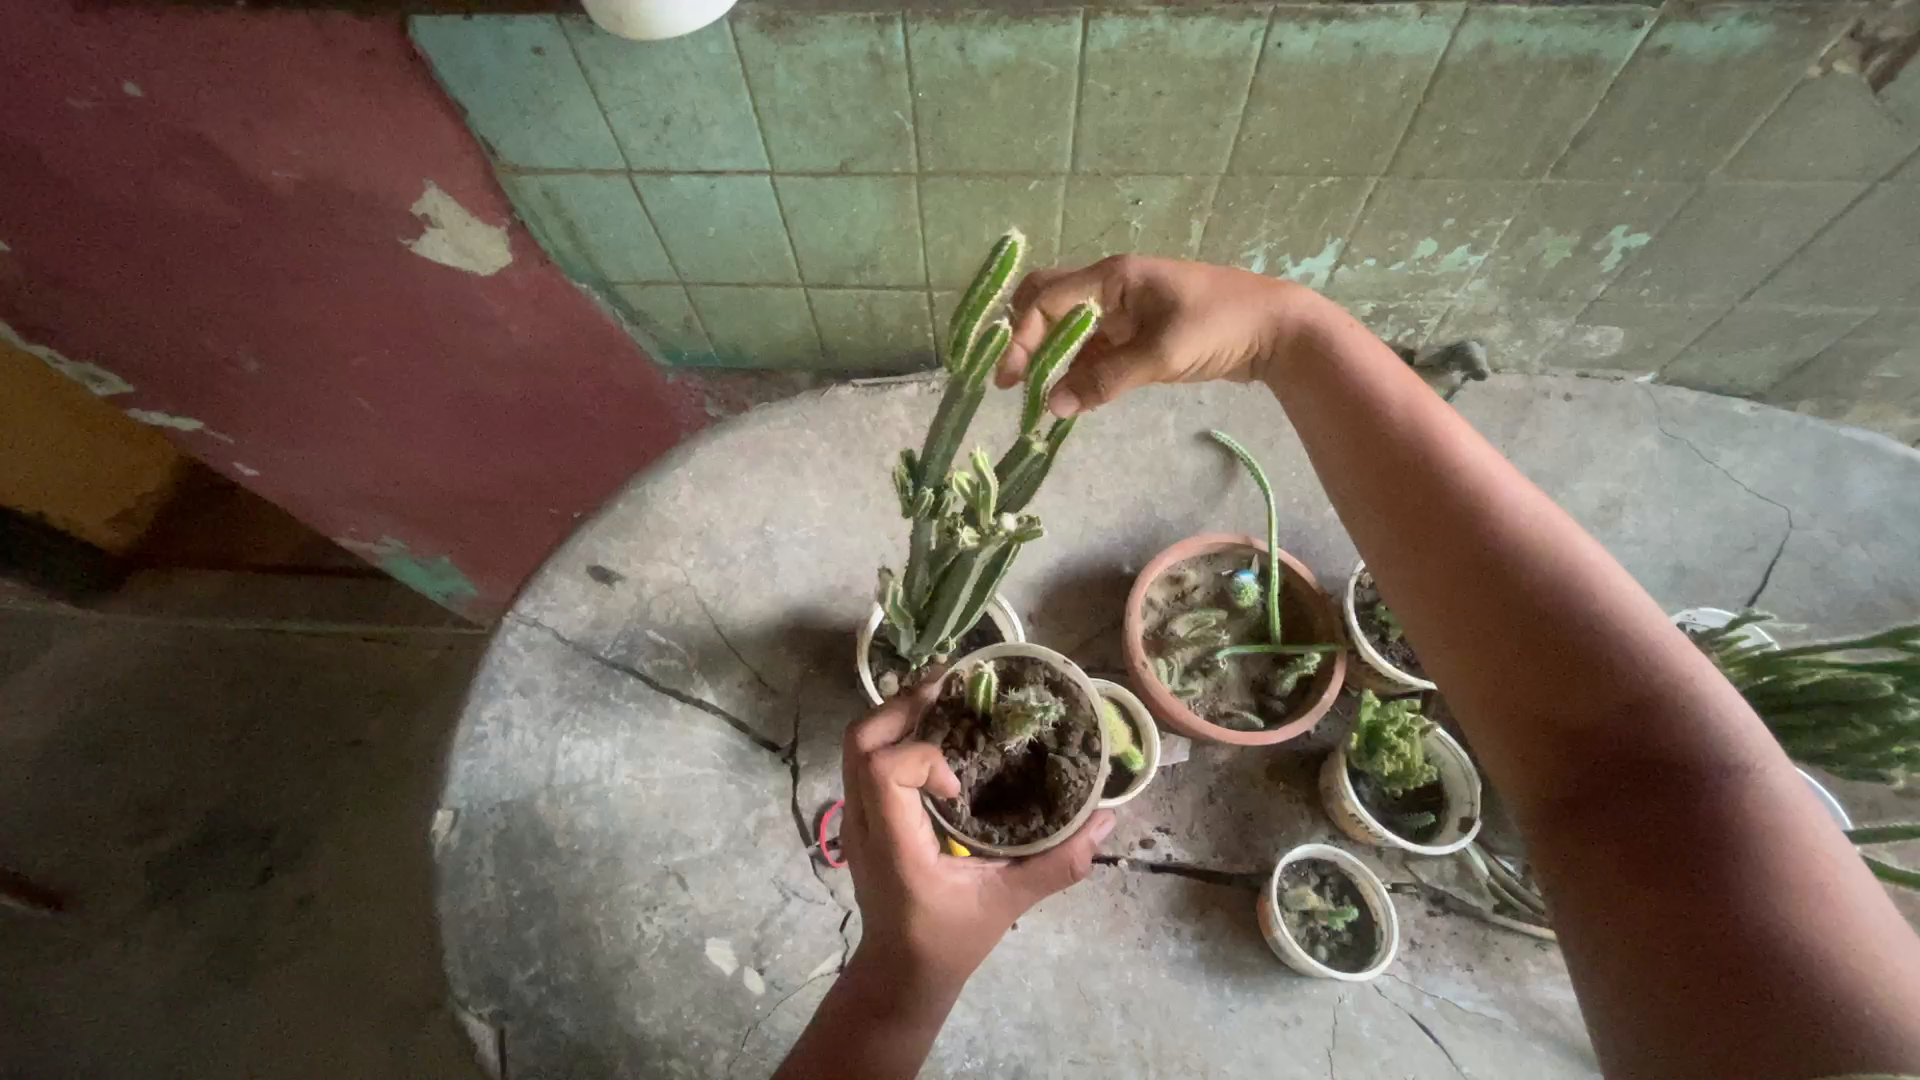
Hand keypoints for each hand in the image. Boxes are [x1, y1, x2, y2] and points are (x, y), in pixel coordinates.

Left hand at [839, 675, 1115, 992]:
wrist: (899, 971)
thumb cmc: (949, 940)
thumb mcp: (1006, 904)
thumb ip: (1057, 864)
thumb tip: (1105, 820)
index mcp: (894, 844)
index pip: (885, 771)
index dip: (923, 759)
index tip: (957, 784)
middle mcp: (864, 821)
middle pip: (861, 741)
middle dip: (903, 707)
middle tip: (950, 692)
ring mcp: (856, 815)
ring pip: (857, 744)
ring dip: (897, 714)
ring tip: (943, 699)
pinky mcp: (861, 813)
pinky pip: (865, 756)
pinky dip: (894, 732)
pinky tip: (934, 731)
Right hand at [997, 255, 1337, 416]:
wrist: (1277, 331)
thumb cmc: (1220, 326)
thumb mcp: (1160, 355)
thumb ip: (1105, 381)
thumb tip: (1053, 407)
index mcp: (1113, 276)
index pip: (1048, 300)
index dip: (1021, 338)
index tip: (1009, 379)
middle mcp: (1111, 287)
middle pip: (1049, 303)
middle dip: (1026, 339)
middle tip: (1014, 380)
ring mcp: (1124, 311)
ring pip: (1070, 332)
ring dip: (1053, 362)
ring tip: (1041, 400)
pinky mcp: (1136, 334)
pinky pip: (1094, 351)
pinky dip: (1079, 372)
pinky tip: (1073, 398)